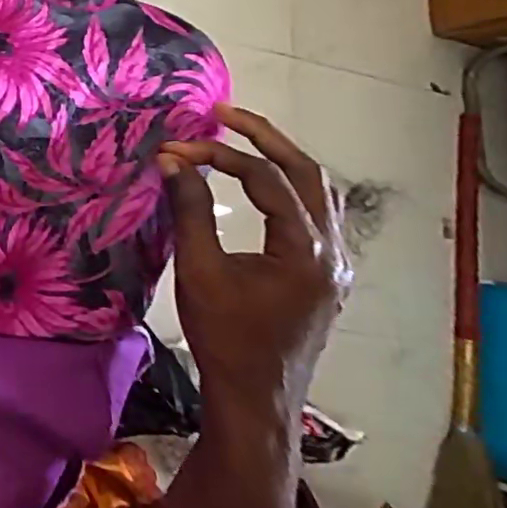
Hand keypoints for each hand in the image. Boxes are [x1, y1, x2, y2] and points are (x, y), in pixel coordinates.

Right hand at [158, 105, 349, 416]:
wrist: (255, 395)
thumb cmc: (225, 335)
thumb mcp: (199, 270)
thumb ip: (189, 210)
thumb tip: (171, 161)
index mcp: (306, 250)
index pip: (265, 179)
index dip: (218, 155)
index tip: (175, 148)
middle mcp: (333, 251)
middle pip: (308, 172)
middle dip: (264, 136)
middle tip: (221, 112)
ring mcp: (335, 263)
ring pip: (319, 191)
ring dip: (281, 157)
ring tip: (241, 134)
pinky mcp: (325, 273)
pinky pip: (315, 212)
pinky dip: (287, 184)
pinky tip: (261, 182)